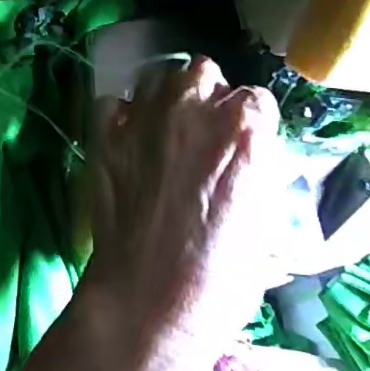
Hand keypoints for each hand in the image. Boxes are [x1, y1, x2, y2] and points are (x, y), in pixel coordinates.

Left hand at [76, 56, 284, 370]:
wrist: (150, 297)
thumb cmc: (222, 276)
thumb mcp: (266, 221)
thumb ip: (257, 172)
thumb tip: (248, 160)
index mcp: (246, 129)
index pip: (255, 98)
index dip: (246, 122)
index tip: (238, 143)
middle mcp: (193, 109)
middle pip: (202, 73)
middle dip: (204, 97)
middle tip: (199, 132)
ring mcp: (142, 119)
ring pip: (156, 80)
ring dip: (163, 99)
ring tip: (162, 132)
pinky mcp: (103, 136)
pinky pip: (110, 104)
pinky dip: (118, 116)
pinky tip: (125, 140)